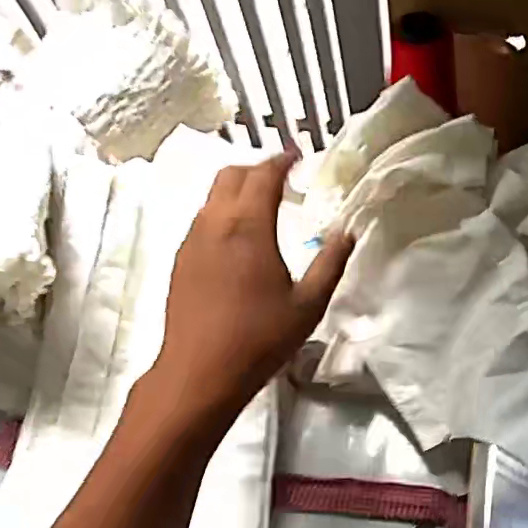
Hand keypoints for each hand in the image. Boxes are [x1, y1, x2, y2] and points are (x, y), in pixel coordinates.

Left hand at [153, 153, 354, 415]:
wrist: (200, 371)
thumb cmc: (260, 339)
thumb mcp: (308, 305)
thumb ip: (330, 264)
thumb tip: (348, 234)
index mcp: (248, 227)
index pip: (263, 175)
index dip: (282, 160)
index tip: (298, 155)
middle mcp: (214, 223)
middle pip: (231, 175)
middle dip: (257, 169)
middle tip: (281, 179)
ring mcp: (191, 241)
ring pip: (212, 197)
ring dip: (237, 192)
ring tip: (262, 208)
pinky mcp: (180, 261)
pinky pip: (202, 221)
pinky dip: (222, 215)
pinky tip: (238, 242)